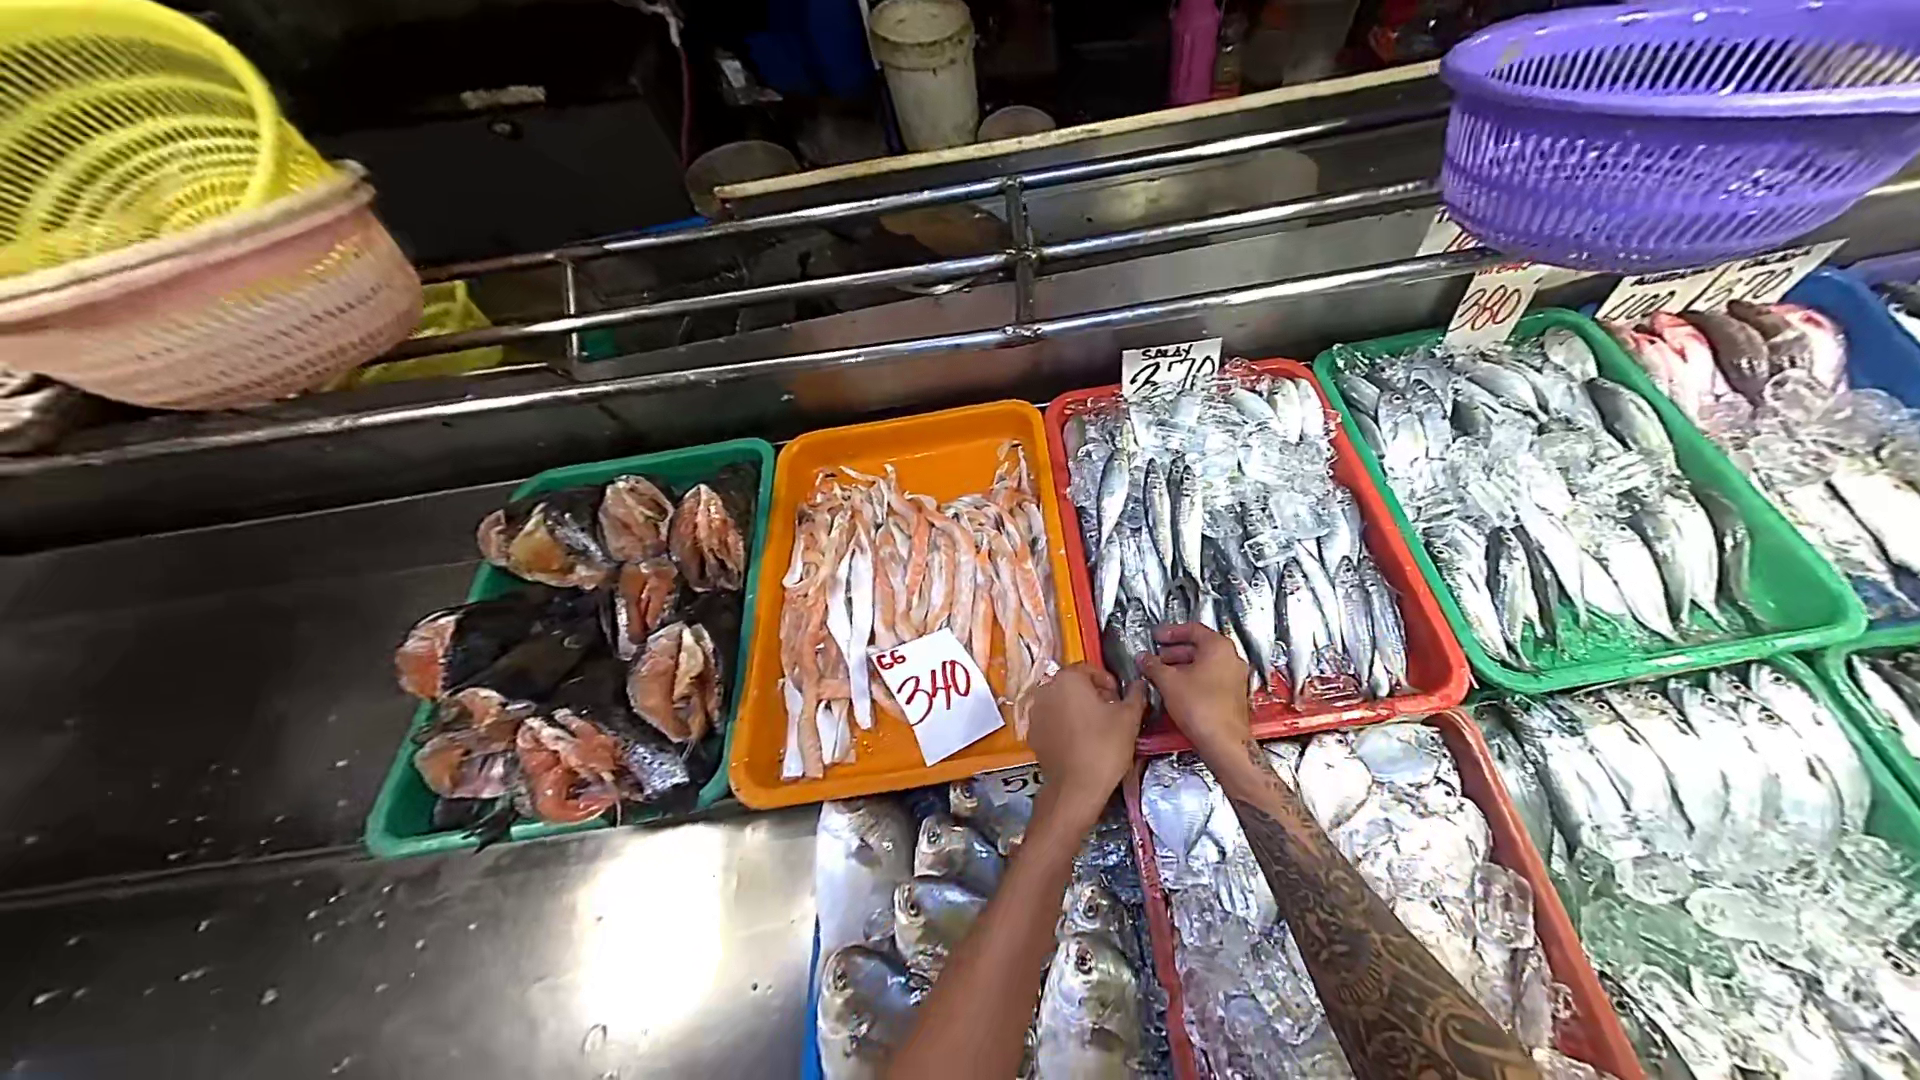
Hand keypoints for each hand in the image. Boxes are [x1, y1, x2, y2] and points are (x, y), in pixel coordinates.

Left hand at [1024, 664, 1145, 829]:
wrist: (1076, 787)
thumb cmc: (1104, 746)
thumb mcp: (1129, 718)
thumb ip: (1135, 695)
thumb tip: (1139, 684)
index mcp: (1067, 679)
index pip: (1089, 669)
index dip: (1108, 681)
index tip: (1119, 697)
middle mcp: (1046, 690)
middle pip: (1073, 684)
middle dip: (1093, 694)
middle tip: (1111, 712)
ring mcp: (1035, 712)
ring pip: (1061, 702)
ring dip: (1078, 708)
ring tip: (1097, 727)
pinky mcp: (1033, 733)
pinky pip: (1052, 720)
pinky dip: (1065, 724)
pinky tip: (1081, 740)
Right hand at [1138, 623, 1251, 765]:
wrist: (1223, 742)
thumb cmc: (1202, 708)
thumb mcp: (1168, 681)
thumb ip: (1153, 665)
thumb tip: (1144, 659)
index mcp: (1219, 647)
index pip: (1193, 629)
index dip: (1171, 631)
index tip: (1157, 636)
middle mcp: (1231, 659)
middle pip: (1199, 646)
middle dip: (1174, 650)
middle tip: (1156, 656)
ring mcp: (1235, 678)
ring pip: (1205, 663)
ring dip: (1182, 665)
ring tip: (1162, 673)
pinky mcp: (1233, 695)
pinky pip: (1210, 678)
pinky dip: (1193, 678)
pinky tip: (1176, 688)